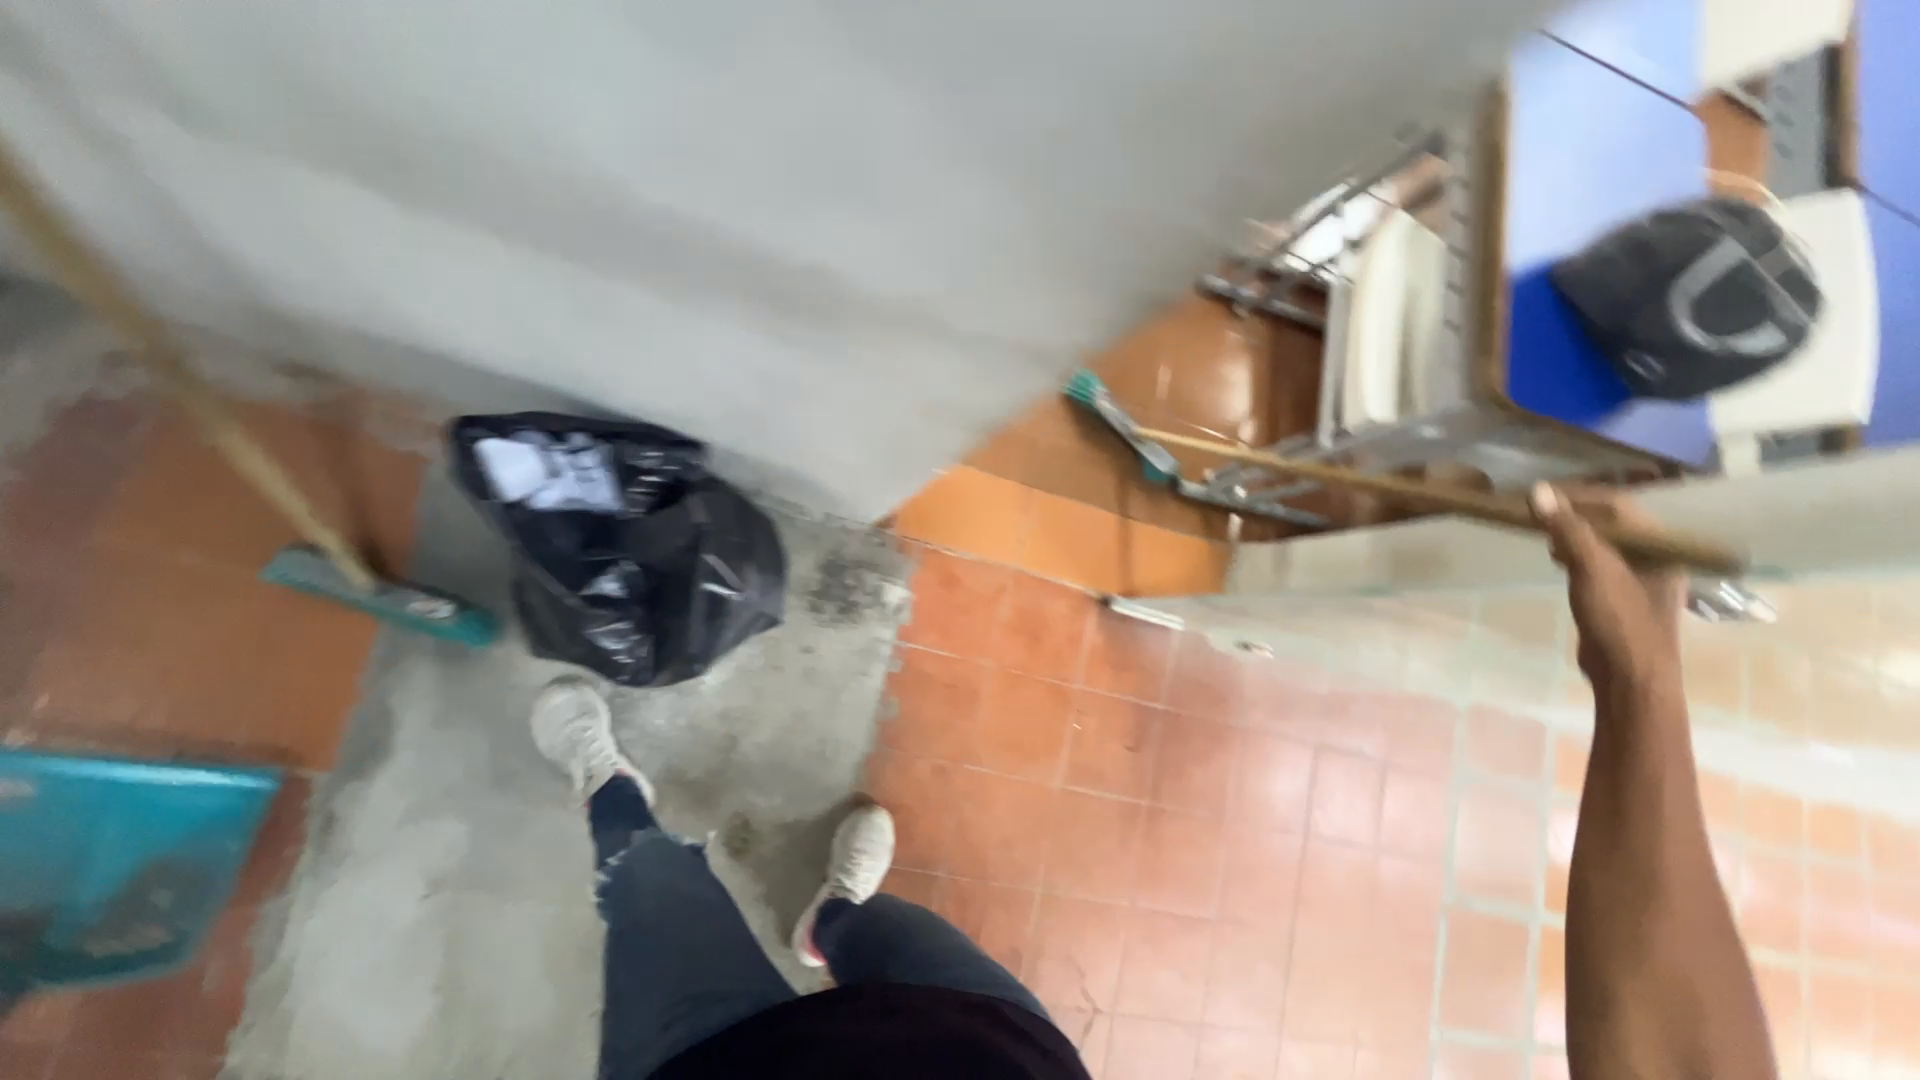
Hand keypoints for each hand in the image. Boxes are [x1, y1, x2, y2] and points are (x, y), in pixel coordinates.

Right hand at [1528, 483, 1685, 695]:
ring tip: (1543, 536)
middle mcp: (1654, 556)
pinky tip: (1557, 560)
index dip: (1579, 496)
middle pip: (1610, 522)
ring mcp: (1638, 578)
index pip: (1617, 505)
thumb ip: (1568, 529)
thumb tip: (1537, 491)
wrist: (1630, 676)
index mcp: (1659, 546)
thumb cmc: (1619, 620)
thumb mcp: (1592, 569)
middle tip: (1537, 516)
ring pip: (1602, 542)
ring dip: (1571, 534)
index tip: (1541, 497)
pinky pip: (1596, 563)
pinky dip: (1574, 555)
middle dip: (1572, 515)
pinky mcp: (1620, 596)